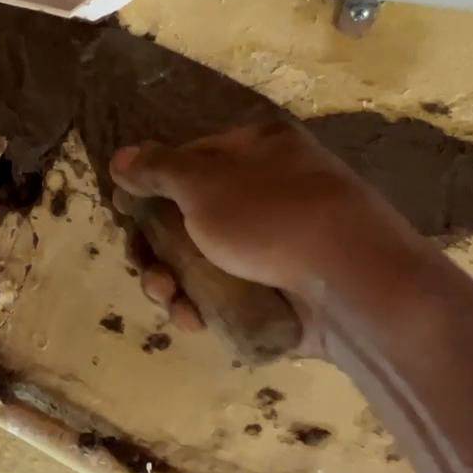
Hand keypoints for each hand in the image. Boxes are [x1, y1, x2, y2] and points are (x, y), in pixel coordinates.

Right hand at [111, 119, 420, 357]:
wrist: (352, 284)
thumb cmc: (272, 218)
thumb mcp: (202, 183)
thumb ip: (156, 169)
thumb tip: (120, 158)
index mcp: (256, 151)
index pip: (187, 161)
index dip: (149, 187)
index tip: (123, 212)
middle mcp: (265, 191)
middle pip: (186, 217)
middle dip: (155, 249)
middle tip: (147, 270)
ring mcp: (272, 243)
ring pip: (199, 259)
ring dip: (170, 281)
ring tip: (167, 299)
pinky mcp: (276, 287)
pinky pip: (223, 292)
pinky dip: (201, 305)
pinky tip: (193, 320)